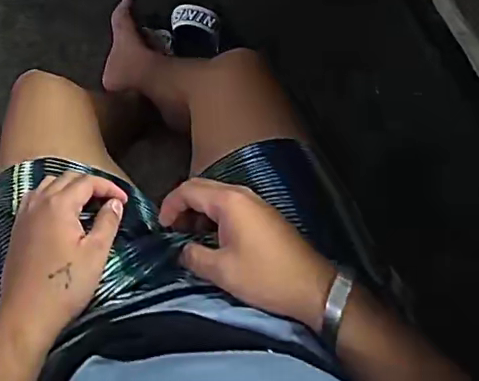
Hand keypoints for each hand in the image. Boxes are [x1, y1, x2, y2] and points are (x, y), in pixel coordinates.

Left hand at [0, 173, 126, 353]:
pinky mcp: (17, 223)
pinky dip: (52, 195)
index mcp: (59, 203)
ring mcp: (25, 210)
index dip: (108, 186)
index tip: (124, 199)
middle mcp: (39, 199)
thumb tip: (115, 202)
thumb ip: (107, 223)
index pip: (86, 182)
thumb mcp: (95, 255)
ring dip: (70, 187)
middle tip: (108, 200)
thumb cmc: (65, 285)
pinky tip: (59, 212)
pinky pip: (36, 196)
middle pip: (67, 178)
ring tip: (87, 204)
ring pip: (50, 183)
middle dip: (90, 184)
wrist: (26, 311)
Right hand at [159, 178, 336, 328]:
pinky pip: (230, 204)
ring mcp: (255, 201)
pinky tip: (215, 237)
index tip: (161, 226)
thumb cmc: (266, 277)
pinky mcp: (265, 214)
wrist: (317, 290)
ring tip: (190, 234)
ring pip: (215, 196)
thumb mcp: (223, 272)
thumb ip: (194, 256)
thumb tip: (181, 250)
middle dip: (182, 205)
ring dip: (199, 211)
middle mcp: (240, 192)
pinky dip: (215, 215)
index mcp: (227, 200)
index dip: (169, 206)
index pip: (187, 190)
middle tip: (172, 228)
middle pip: (200, 188)